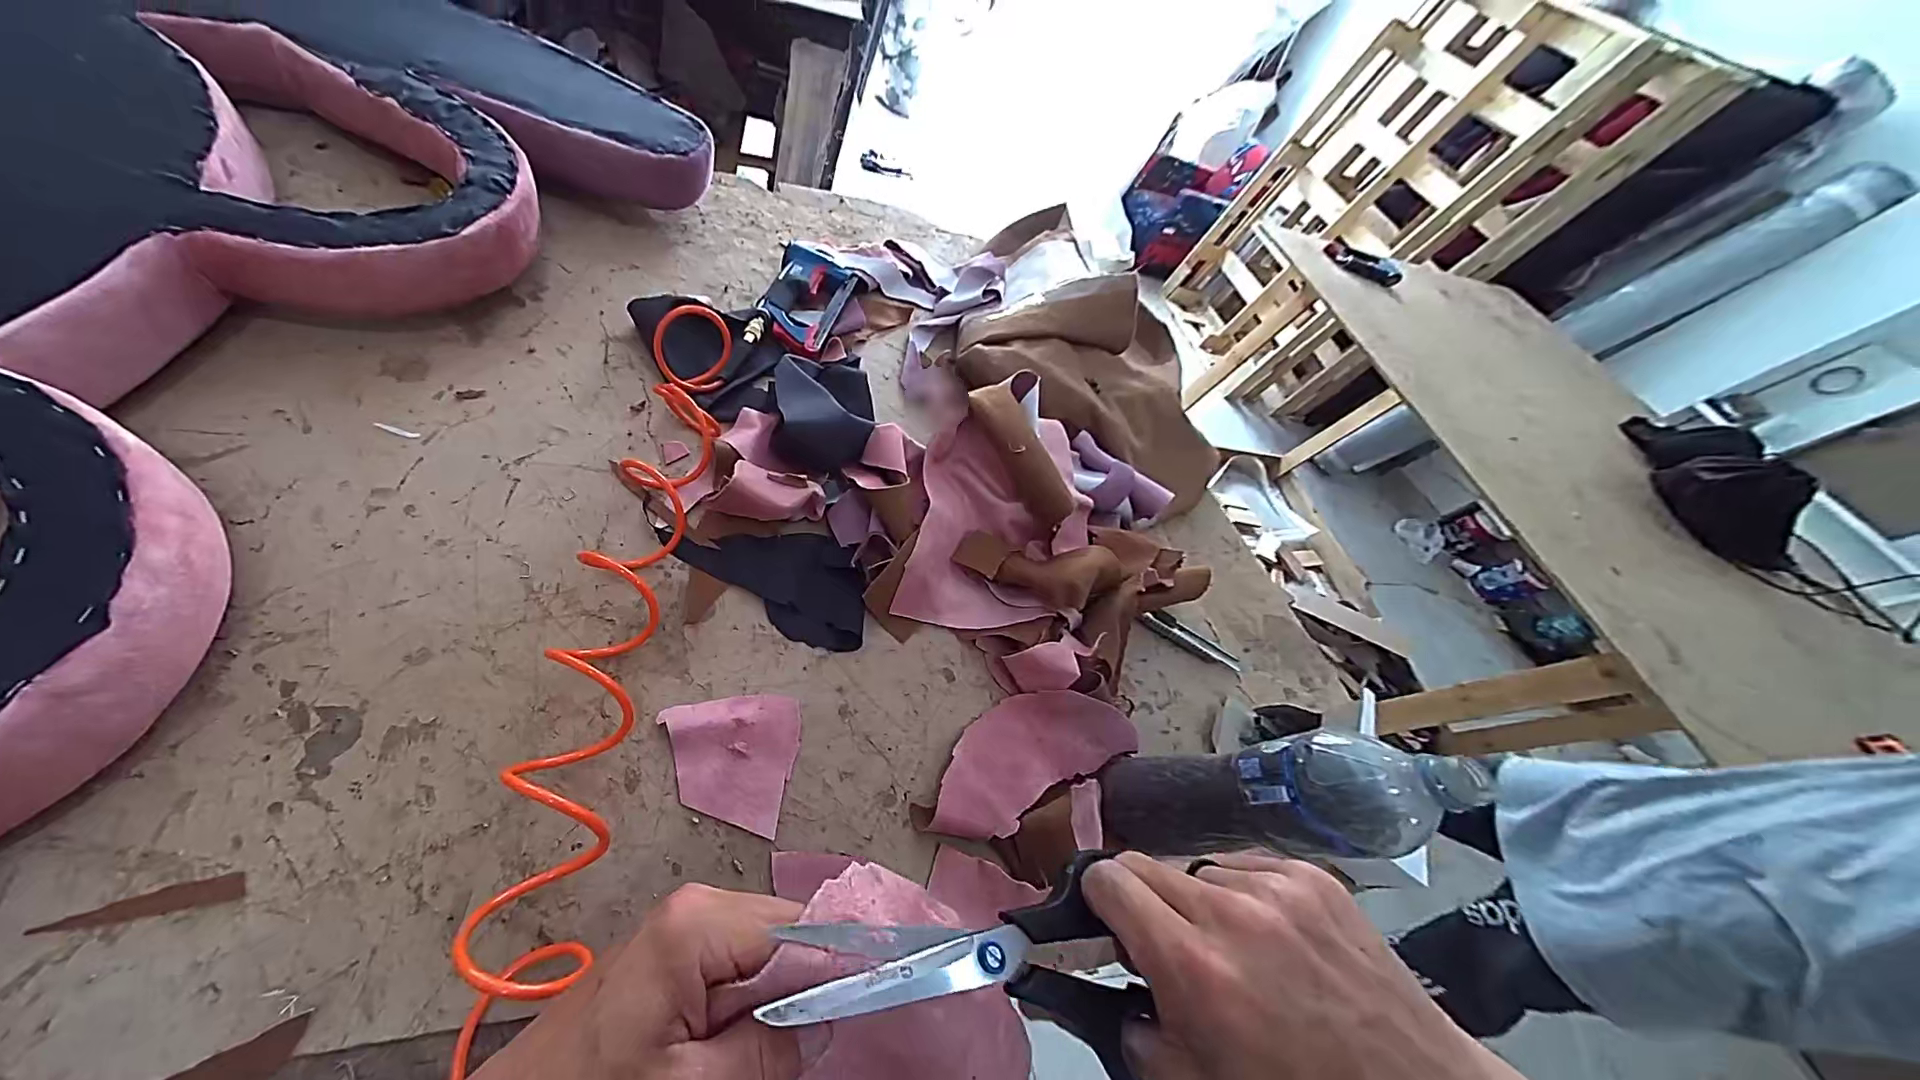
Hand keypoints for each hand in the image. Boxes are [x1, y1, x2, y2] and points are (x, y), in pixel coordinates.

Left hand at [472, 885, 808, 1079]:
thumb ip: (767, 1049)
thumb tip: (827, 1016)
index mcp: (700, 920)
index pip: (803, 928)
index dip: (839, 966)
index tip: (868, 1000)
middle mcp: (697, 902)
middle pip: (788, 931)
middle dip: (804, 983)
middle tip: (805, 1040)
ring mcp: (685, 919)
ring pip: (768, 946)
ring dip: (779, 993)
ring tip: (764, 1043)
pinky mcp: (674, 943)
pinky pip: (739, 957)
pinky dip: (753, 993)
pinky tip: (737, 1033)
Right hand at [1082, 851, 1525, 1079]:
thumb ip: (1132, 1028)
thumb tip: (1109, 982)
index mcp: (1193, 963)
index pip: (1109, 879)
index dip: (1096, 897)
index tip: (1103, 918)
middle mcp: (1230, 908)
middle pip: (1144, 862)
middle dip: (1138, 897)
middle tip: (1159, 938)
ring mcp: (1275, 884)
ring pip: (1195, 866)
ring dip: (1193, 897)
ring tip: (1228, 943)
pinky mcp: (1312, 873)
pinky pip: (1244, 864)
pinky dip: (1240, 891)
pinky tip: (1267, 932)